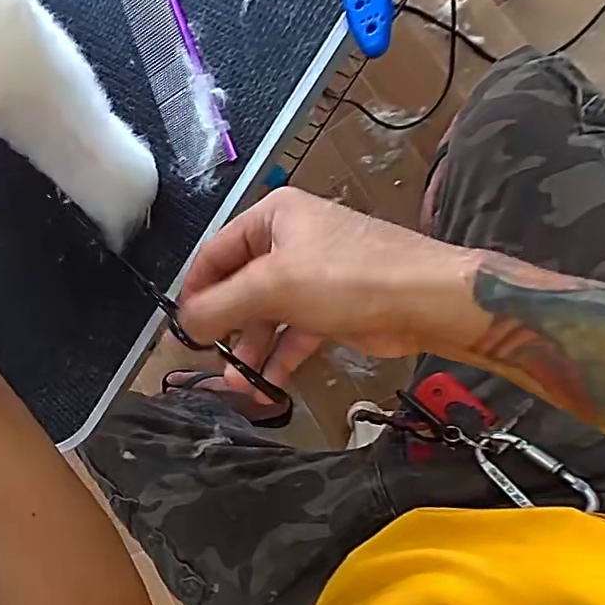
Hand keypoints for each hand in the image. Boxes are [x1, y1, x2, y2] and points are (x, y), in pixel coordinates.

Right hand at [177, 188, 484, 399]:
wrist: (423, 300)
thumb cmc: (347, 278)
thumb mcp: (272, 286)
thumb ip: (221, 304)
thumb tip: (184, 324)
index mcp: (272, 218)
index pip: (216, 253)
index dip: (196, 292)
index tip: (181, 329)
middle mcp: (289, 242)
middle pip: (240, 288)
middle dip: (226, 328)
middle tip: (211, 361)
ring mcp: (311, 277)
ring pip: (267, 316)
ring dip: (252, 350)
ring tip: (238, 384)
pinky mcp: (329, 308)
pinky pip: (293, 334)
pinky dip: (280, 358)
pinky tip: (268, 386)